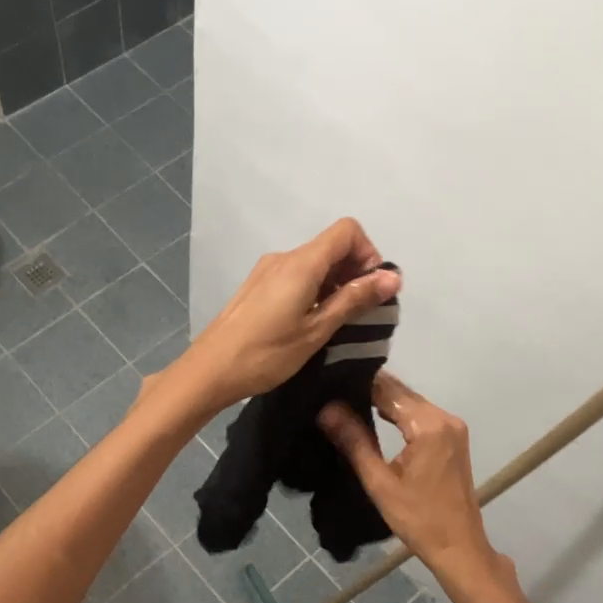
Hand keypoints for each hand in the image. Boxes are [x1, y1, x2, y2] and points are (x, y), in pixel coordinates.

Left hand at [168, 218, 400, 409]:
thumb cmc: (266, 355)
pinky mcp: (257, 286)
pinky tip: (311, 322)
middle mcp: (283, 258)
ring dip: (334, 283)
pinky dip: (314, 290)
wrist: (210, 371)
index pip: (347, 231)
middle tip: (361, 311)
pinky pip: (295, 276)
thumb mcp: (316, 331)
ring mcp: (266, 271)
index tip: (372, 289)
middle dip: (354, 271)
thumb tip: (392, 277)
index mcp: (301, 263)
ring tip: (337, 322)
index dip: (368, 254)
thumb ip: (353, 301)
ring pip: (313, 263)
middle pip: (331, 246)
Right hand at [319, 372, 496, 568]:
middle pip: (401, 392)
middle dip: (368, 389)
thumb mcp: (379, 482)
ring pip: (411, 401)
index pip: (387, 390)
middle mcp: (445, 417)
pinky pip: (421, 413)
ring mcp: (453, 426)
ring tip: (346, 401)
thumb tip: (326, 410)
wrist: (457, 545)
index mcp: (428, 426)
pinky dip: (398, 411)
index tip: (328, 383)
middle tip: (332, 391)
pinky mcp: (454, 436)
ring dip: (383, 399)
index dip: (356, 383)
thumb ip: (354, 442)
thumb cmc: (417, 518)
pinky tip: (375, 416)